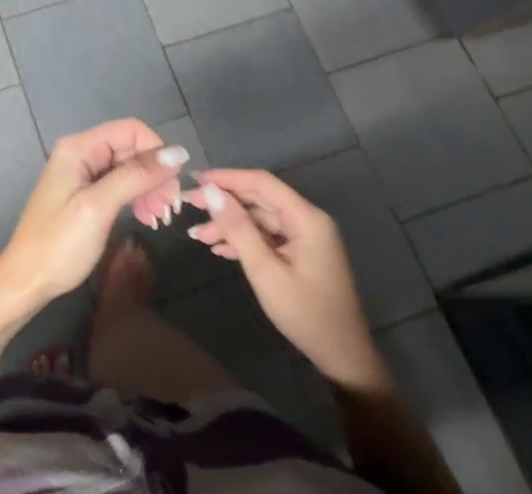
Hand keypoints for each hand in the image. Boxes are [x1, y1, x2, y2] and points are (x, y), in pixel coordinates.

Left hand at [0, 119, 188, 307]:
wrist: (27, 280)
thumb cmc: (59, 244)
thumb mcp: (98, 207)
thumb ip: (135, 176)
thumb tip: (177, 152)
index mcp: (79, 148)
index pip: (131, 130)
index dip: (157, 151)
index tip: (173, 185)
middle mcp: (81, 153)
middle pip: (132, 149)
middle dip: (155, 175)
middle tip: (170, 209)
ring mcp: (83, 174)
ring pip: (130, 168)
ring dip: (149, 189)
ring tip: (159, 218)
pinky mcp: (86, 194)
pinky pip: (120, 185)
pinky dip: (138, 198)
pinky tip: (148, 218)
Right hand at [185, 169, 387, 387]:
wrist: (342, 354)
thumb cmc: (305, 312)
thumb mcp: (265, 271)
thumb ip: (239, 229)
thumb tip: (211, 192)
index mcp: (306, 218)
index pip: (262, 183)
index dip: (227, 178)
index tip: (195, 179)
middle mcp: (307, 220)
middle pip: (260, 199)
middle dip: (224, 202)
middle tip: (189, 205)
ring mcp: (306, 237)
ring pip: (261, 219)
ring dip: (230, 225)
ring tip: (197, 235)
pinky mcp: (302, 253)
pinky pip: (268, 237)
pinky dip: (244, 240)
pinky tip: (219, 249)